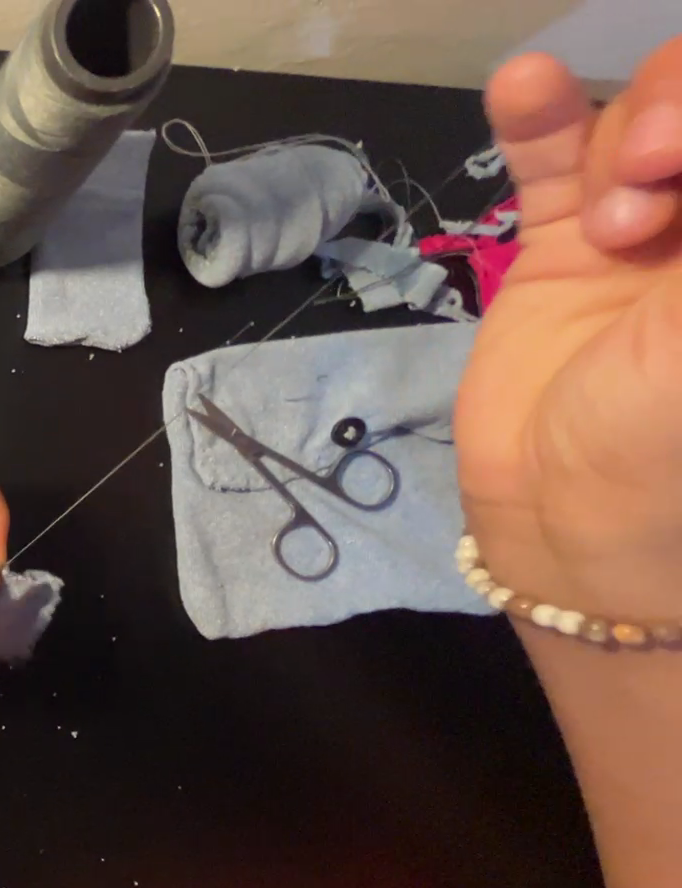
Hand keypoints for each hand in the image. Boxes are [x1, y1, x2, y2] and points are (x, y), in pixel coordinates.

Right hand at [456, 41, 681, 615]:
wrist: (566, 507)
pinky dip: (537, 118)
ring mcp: (653, 219)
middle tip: (655, 183)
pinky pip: (552, 162)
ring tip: (603, 227)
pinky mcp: (560, 249)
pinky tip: (519, 82)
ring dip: (621, 140)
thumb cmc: (673, 432)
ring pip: (649, 113)